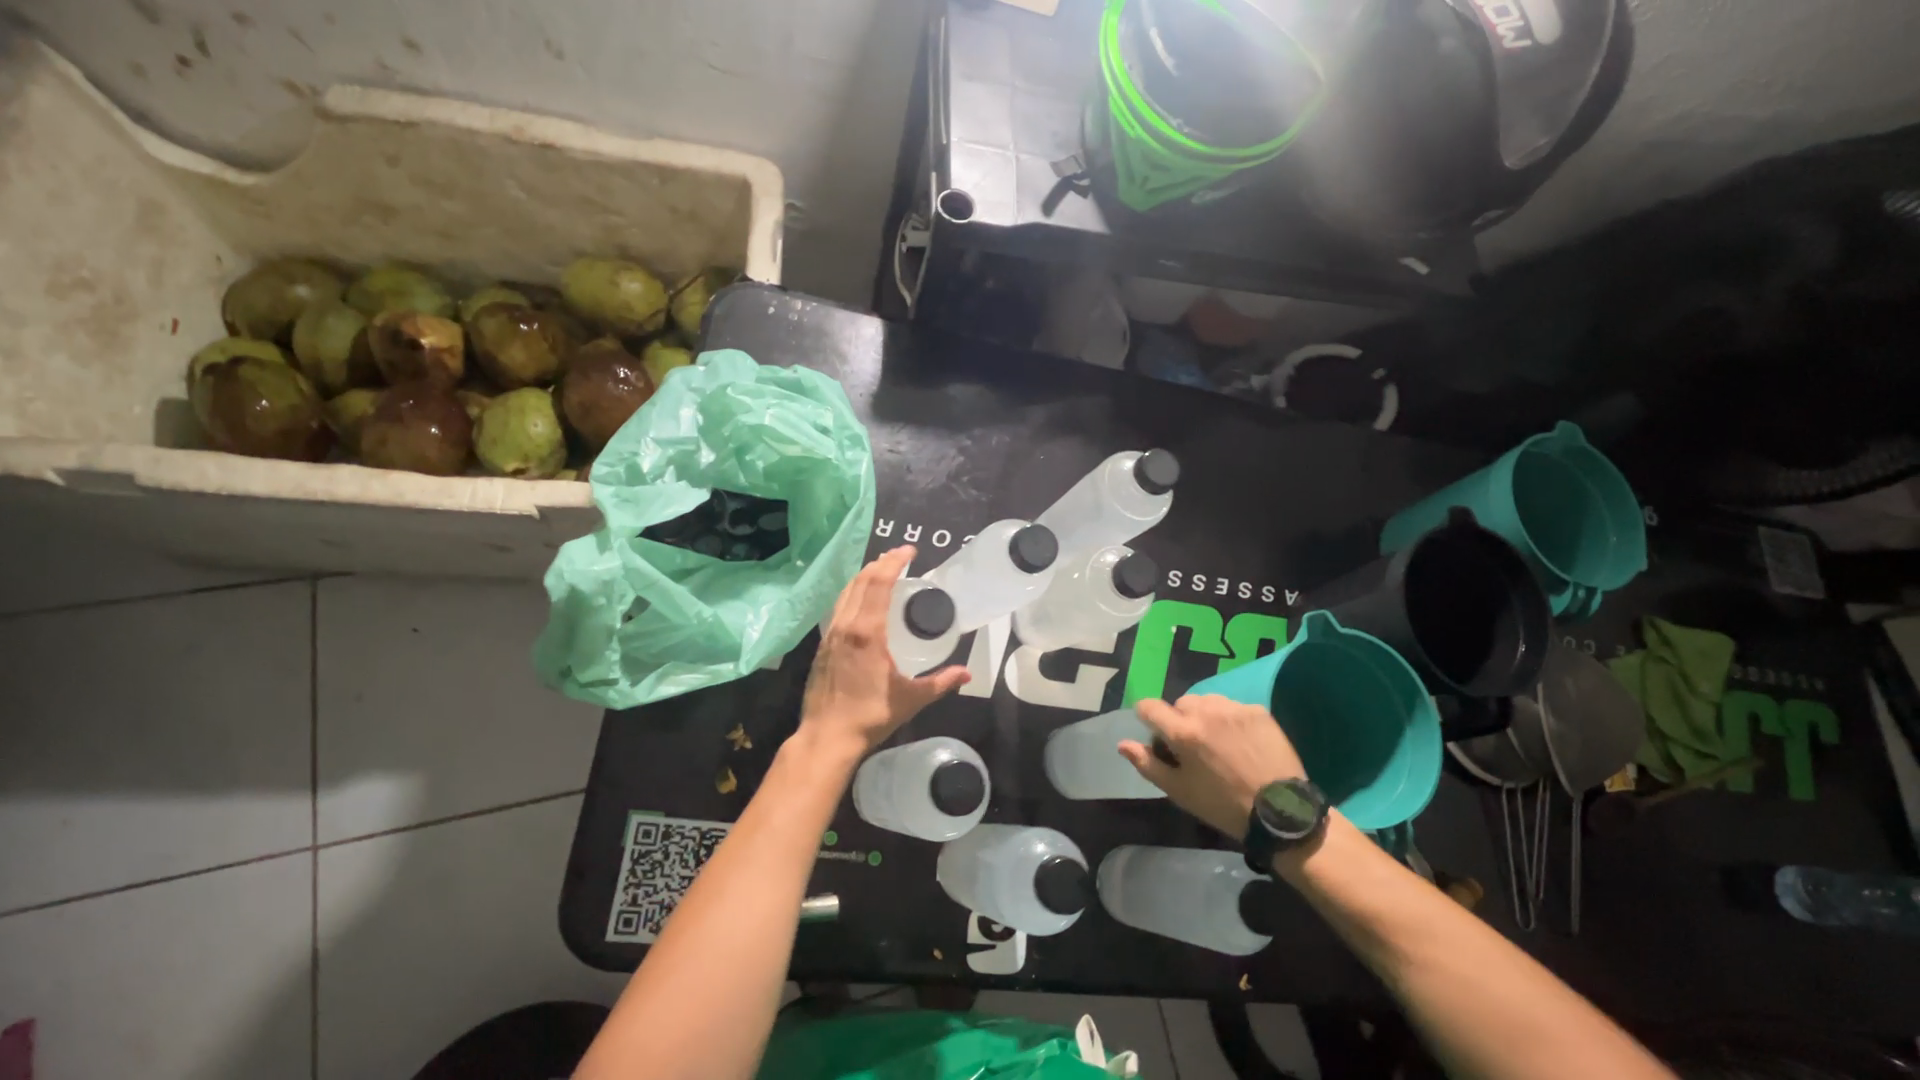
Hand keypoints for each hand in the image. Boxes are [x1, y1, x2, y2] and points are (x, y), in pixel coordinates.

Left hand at [797, 545, 969, 761]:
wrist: (827, 737)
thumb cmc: (870, 716)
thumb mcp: (911, 698)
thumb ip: (940, 683)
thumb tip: (966, 674)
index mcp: (867, 631)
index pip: (879, 583)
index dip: (894, 561)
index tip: (910, 551)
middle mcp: (845, 625)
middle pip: (861, 581)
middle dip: (880, 563)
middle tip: (899, 556)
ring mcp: (830, 635)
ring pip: (845, 593)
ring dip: (863, 577)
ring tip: (880, 572)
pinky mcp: (822, 647)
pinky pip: (837, 609)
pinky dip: (852, 595)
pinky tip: (860, 602)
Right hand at [1118, 695, 1307, 838]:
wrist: (1280, 812)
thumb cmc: (1222, 805)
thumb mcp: (1179, 791)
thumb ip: (1148, 764)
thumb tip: (1123, 744)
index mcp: (1183, 732)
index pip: (1149, 707)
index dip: (1147, 718)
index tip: (1156, 735)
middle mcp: (1206, 711)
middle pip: (1180, 704)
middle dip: (1179, 720)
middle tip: (1191, 747)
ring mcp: (1235, 709)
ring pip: (1207, 701)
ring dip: (1205, 716)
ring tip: (1217, 742)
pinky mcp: (1258, 711)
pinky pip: (1233, 707)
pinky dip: (1230, 720)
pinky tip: (1241, 743)